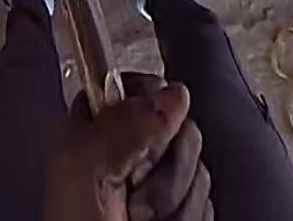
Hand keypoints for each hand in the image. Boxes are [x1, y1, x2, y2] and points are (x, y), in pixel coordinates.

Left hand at [44, 74, 212, 220]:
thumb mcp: (86, 169)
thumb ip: (126, 125)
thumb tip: (177, 92)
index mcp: (94, 123)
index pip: (136, 85)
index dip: (150, 99)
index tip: (154, 126)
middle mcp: (127, 146)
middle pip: (178, 126)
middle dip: (167, 167)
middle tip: (135, 198)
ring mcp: (155, 180)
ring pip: (197, 167)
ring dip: (175, 202)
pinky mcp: (180, 213)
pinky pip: (206, 203)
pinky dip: (189, 220)